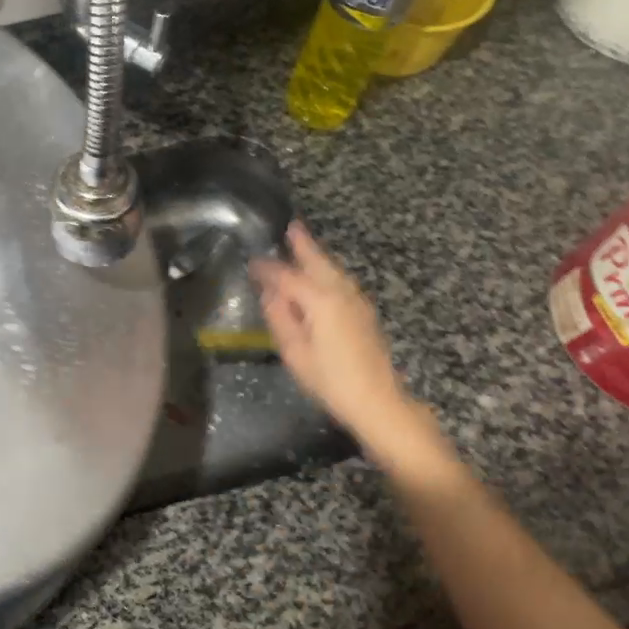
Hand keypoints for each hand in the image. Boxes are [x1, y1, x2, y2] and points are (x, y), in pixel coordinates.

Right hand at [250, 222, 449, 472]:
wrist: (378, 402)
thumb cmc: (330, 381)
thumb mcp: (294, 352)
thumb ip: (280, 318)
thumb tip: (269, 294)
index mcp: (320, 300)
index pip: (286, 275)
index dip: (267, 268)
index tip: (251, 261)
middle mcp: (341, 293)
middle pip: (318, 262)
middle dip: (303, 244)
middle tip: (290, 226)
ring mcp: (357, 301)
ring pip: (333, 270)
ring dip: (317, 256)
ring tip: (302, 244)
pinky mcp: (364, 313)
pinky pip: (341, 281)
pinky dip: (327, 271)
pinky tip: (321, 276)